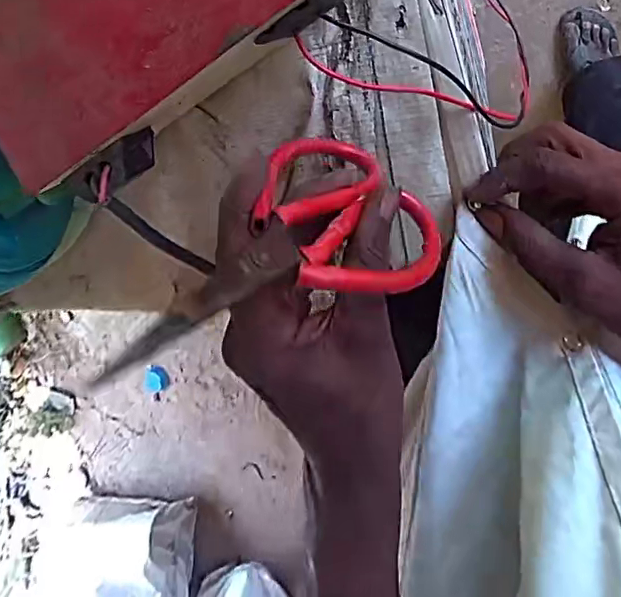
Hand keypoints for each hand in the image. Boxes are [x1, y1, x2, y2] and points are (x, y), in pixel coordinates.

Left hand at [217, 165, 403, 477]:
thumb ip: (368, 259)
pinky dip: (296, 237)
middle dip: (272, 195)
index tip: (350, 179)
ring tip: (330, 183)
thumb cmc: (362, 406)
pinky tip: (324, 216)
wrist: (351, 461)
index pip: (267, 249)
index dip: (306, 205)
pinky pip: (271, 268)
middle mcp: (239, 323)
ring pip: (254, 250)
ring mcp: (246, 324)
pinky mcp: (262, 322)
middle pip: (242, 242)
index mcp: (258, 330)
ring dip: (288, 213)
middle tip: (308, 158)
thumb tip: (382, 199)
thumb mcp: (368, 328)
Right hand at [466, 123, 620, 364]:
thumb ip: (532, 246)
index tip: (475, 198)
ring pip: (566, 151)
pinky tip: (548, 222)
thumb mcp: (584, 285)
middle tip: (494, 197)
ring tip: (522, 219)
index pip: (546, 163)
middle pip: (556, 139)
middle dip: (518, 163)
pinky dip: (555, 188)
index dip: (503, 178)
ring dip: (536, 177)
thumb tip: (489, 216)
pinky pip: (580, 170)